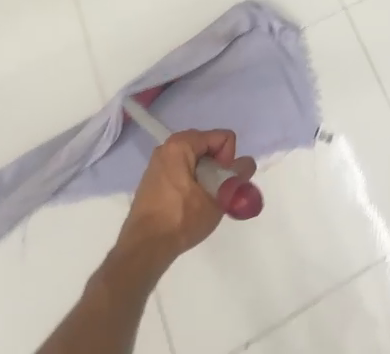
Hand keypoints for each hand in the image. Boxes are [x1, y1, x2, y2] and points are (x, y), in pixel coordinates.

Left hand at [114, 129, 255, 271]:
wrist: (143, 250)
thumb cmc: (181, 219)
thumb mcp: (219, 197)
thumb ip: (238, 174)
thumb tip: (246, 164)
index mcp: (180, 145)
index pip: (223, 138)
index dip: (228, 161)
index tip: (220, 184)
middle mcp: (166, 148)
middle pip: (210, 147)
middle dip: (218, 167)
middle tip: (213, 192)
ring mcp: (157, 165)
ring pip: (197, 161)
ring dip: (206, 176)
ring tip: (201, 201)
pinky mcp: (152, 181)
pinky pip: (183, 171)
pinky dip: (191, 182)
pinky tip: (187, 205)